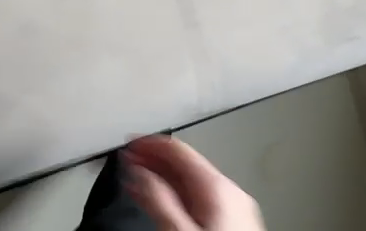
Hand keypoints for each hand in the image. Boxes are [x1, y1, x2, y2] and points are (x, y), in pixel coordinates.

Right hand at [123, 135, 265, 230]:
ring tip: (139, 182)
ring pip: (193, 183)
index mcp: (219, 188)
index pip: (177, 149)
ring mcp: (237, 212)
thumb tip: (138, 172)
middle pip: (186, 165)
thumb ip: (157, 198)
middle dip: (154, 161)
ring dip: (164, 179)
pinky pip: (202, 201)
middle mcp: (232, 194)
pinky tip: (164, 205)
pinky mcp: (236, 228)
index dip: (148, 143)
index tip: (128, 146)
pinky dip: (179, 196)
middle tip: (129, 161)